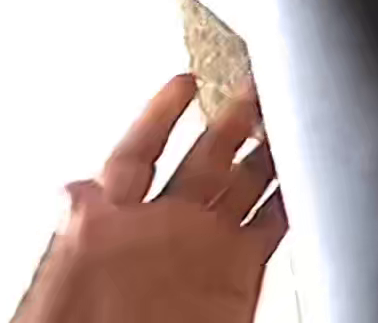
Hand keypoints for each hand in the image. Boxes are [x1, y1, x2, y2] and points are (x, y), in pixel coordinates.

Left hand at [15, 74, 287, 322]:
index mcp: (115, 231)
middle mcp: (166, 229)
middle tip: (267, 79)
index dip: (161, 114)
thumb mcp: (63, 297)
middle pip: (210, 152)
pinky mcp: (242, 267)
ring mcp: (207, 246)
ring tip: (302, 111)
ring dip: (276, 142)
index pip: (139, 155)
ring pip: (250, 174)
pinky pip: (278, 215)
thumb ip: (75, 239)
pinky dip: (300, 188)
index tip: (186, 80)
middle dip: (239, 112)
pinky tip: (314, 168)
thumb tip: (74, 188)